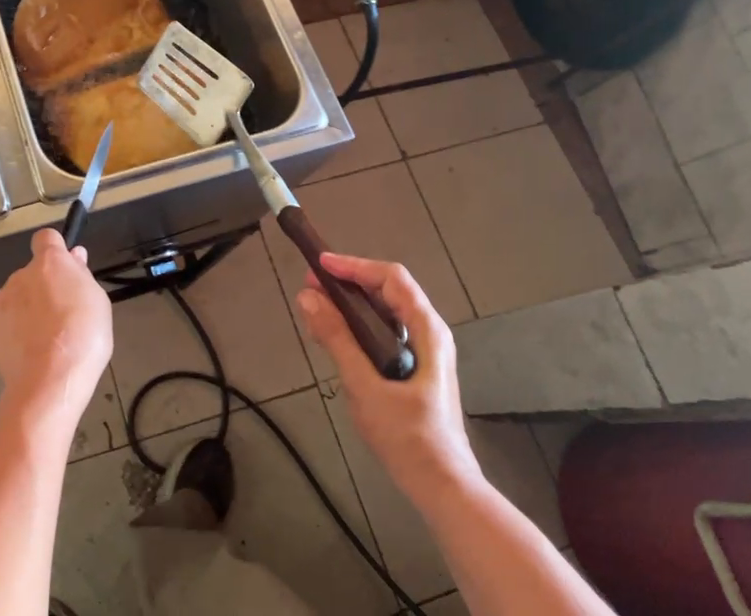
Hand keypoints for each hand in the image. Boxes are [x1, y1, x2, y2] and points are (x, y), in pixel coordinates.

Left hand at [0, 229, 113, 423]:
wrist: (51, 380)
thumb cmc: (84, 337)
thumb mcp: (98, 301)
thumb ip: (81, 276)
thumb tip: (74, 259)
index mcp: (49, 263)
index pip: (45, 238)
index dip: (55, 250)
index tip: (65, 267)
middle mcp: (19, 276)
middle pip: (30, 274)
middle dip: (42, 288)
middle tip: (61, 316)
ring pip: (15, 300)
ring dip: (26, 311)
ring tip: (44, 341)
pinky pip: (1, 325)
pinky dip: (11, 334)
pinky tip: (26, 354)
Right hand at [297, 252, 477, 492]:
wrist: (443, 485)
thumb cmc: (407, 436)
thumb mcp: (365, 387)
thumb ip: (337, 340)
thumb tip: (308, 297)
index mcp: (427, 330)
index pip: (391, 278)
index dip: (355, 266)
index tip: (320, 266)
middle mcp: (430, 333)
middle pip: (389, 291)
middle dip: (349, 282)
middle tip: (311, 286)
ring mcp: (426, 352)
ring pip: (386, 312)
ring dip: (352, 304)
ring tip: (317, 308)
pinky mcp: (417, 369)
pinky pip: (386, 333)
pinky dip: (359, 326)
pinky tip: (336, 338)